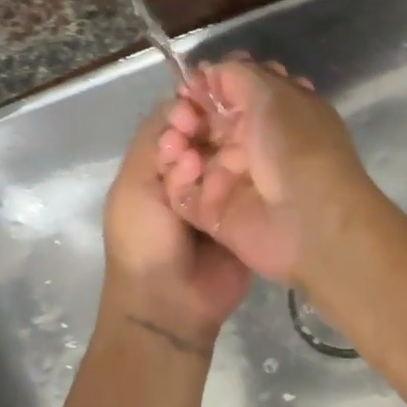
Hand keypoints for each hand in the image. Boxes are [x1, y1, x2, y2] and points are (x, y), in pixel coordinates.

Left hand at [102, 101, 251, 340]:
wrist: (172, 303)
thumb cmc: (144, 242)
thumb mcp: (135, 184)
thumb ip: (154, 141)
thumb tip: (184, 103)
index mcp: (159, 164)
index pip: (179, 120)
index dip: (192, 107)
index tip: (206, 103)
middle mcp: (193, 176)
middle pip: (212, 136)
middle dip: (222, 124)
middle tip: (238, 115)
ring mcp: (223, 198)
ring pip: (236, 159)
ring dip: (244, 147)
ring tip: (257, 134)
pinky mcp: (249, 220)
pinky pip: (257, 192)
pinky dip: (261, 176)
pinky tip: (271, 160)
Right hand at [158, 57, 374, 285]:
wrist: (311, 221)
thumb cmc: (298, 149)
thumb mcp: (272, 94)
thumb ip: (236, 76)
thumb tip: (208, 73)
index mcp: (274, 118)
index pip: (229, 96)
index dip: (207, 87)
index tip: (190, 83)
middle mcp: (253, 149)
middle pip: (204, 125)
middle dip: (186, 113)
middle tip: (183, 115)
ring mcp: (233, 184)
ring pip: (189, 156)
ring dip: (175, 142)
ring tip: (178, 139)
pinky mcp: (216, 215)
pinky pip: (183, 194)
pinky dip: (176, 178)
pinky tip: (185, 166)